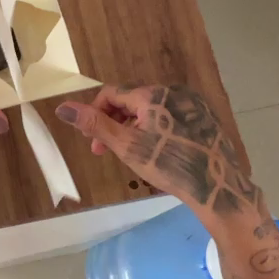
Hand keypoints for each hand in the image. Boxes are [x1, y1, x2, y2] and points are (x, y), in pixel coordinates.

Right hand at [55, 84, 260, 222]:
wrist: (216, 186)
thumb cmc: (166, 164)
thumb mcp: (125, 146)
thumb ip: (94, 124)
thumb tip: (62, 107)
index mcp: (151, 94)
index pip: (111, 93)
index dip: (95, 114)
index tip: (91, 140)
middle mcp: (173, 92)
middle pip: (132, 101)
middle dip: (114, 124)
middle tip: (107, 151)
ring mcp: (193, 105)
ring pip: (152, 111)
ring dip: (134, 128)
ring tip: (132, 155)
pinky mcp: (206, 120)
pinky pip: (172, 118)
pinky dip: (157, 131)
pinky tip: (159, 154)